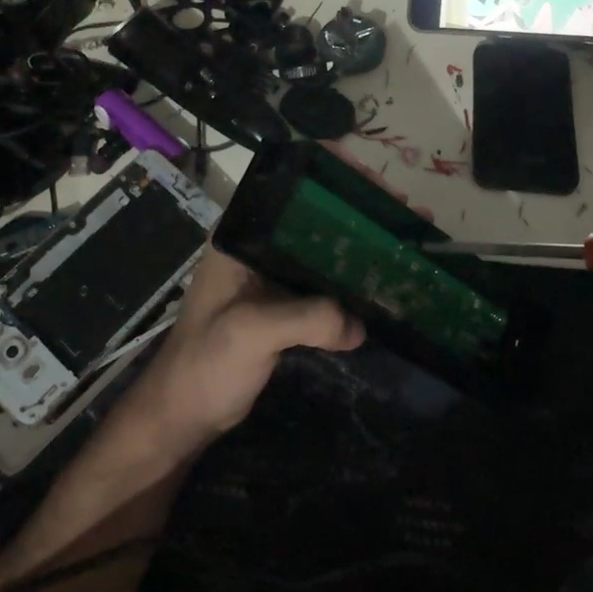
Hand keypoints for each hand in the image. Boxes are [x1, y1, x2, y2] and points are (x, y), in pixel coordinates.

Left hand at [130, 143, 413, 453]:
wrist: (183, 416)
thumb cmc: (206, 364)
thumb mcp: (252, 332)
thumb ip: (307, 318)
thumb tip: (361, 324)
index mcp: (243, 234)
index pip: (291, 184)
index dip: (334, 176)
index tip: (375, 185)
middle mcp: (260, 244)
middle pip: (318, 212)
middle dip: (361, 208)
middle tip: (405, 213)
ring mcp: (274, 274)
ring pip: (327, 246)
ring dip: (365, 243)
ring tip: (409, 239)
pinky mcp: (287, 304)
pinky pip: (329, 282)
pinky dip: (358, 280)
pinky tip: (390, 282)